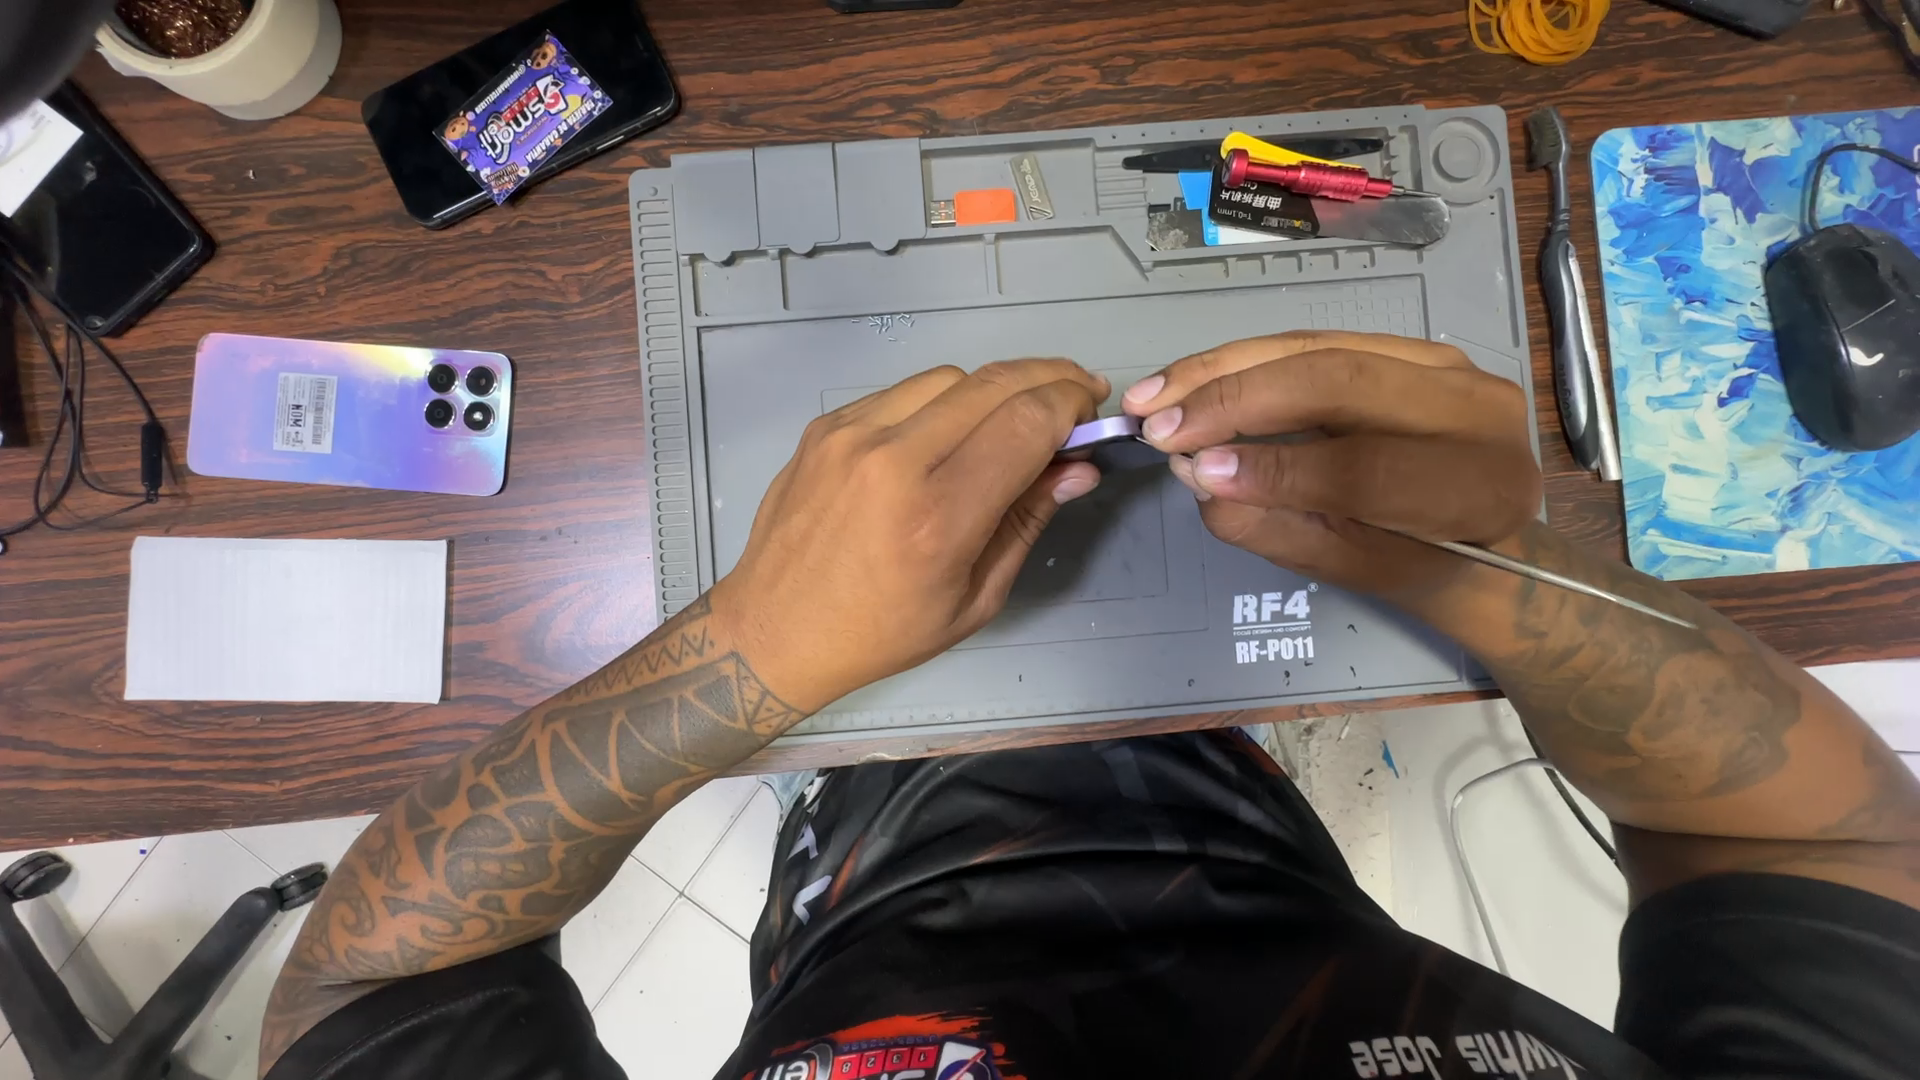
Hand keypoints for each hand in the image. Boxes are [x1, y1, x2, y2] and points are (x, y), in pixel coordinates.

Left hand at [710, 360, 1106, 710]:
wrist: (778, 629)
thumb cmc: (883, 633)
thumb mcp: (974, 598)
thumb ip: (1027, 522)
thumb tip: (1078, 468)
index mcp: (938, 517)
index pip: (1026, 423)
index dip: (1071, 405)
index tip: (1090, 413)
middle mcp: (894, 461)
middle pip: (994, 383)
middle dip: (1050, 378)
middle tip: (1076, 393)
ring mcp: (852, 435)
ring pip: (950, 377)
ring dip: (994, 389)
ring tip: (1010, 419)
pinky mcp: (826, 426)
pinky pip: (903, 392)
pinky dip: (943, 401)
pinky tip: (949, 430)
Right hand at [1119, 331, 1540, 597]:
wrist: (1475, 528)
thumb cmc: (1410, 561)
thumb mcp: (1342, 567)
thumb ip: (1272, 527)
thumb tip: (1196, 476)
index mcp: (1474, 487)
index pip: (1365, 467)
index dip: (1275, 467)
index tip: (1194, 470)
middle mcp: (1469, 407)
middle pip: (1337, 380)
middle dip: (1234, 400)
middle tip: (1157, 427)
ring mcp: (1437, 364)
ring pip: (1312, 347)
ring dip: (1219, 369)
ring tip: (1151, 398)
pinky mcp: (1399, 345)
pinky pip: (1304, 342)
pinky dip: (1234, 360)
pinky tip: (1183, 380)